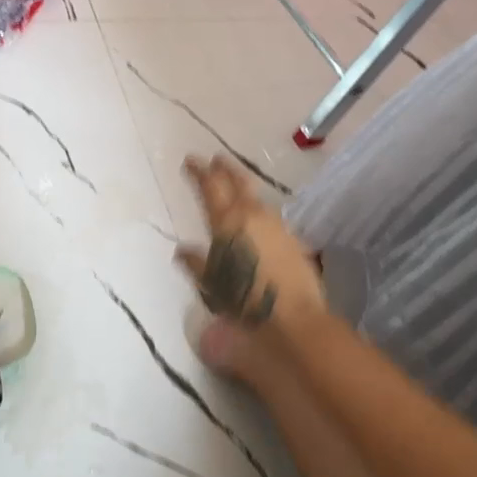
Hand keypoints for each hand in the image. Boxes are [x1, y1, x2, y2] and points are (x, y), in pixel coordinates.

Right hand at [176, 155, 324, 333]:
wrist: (295, 317)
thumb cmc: (245, 299)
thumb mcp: (210, 283)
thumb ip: (194, 262)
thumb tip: (181, 250)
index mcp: (226, 220)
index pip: (210, 186)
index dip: (198, 171)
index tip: (190, 161)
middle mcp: (252, 214)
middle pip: (238, 181)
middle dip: (225, 168)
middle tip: (216, 160)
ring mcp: (276, 224)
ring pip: (256, 196)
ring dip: (244, 187)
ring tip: (236, 185)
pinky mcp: (292, 238)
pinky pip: (271, 215)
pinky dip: (259, 209)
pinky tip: (258, 218)